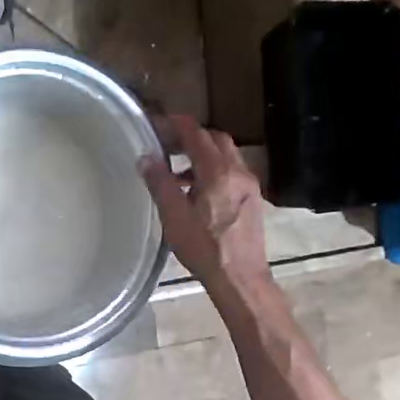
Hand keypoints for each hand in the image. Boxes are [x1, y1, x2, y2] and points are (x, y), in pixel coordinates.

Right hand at [141, 115, 271, 307]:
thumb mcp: (174, 216)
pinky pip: (232, 173)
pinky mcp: (252, 200)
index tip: (159, 122)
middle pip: (216, 140)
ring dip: (203, 154)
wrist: (240, 278)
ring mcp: (249, 186)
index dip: (177, 124)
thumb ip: (160, 183)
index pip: (197, 134)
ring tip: (178, 170)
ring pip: (226, 156)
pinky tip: (197, 191)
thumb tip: (146, 158)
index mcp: (218, 172)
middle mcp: (238, 172)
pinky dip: (213, 170)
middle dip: (192, 136)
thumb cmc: (205, 248)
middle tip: (167, 144)